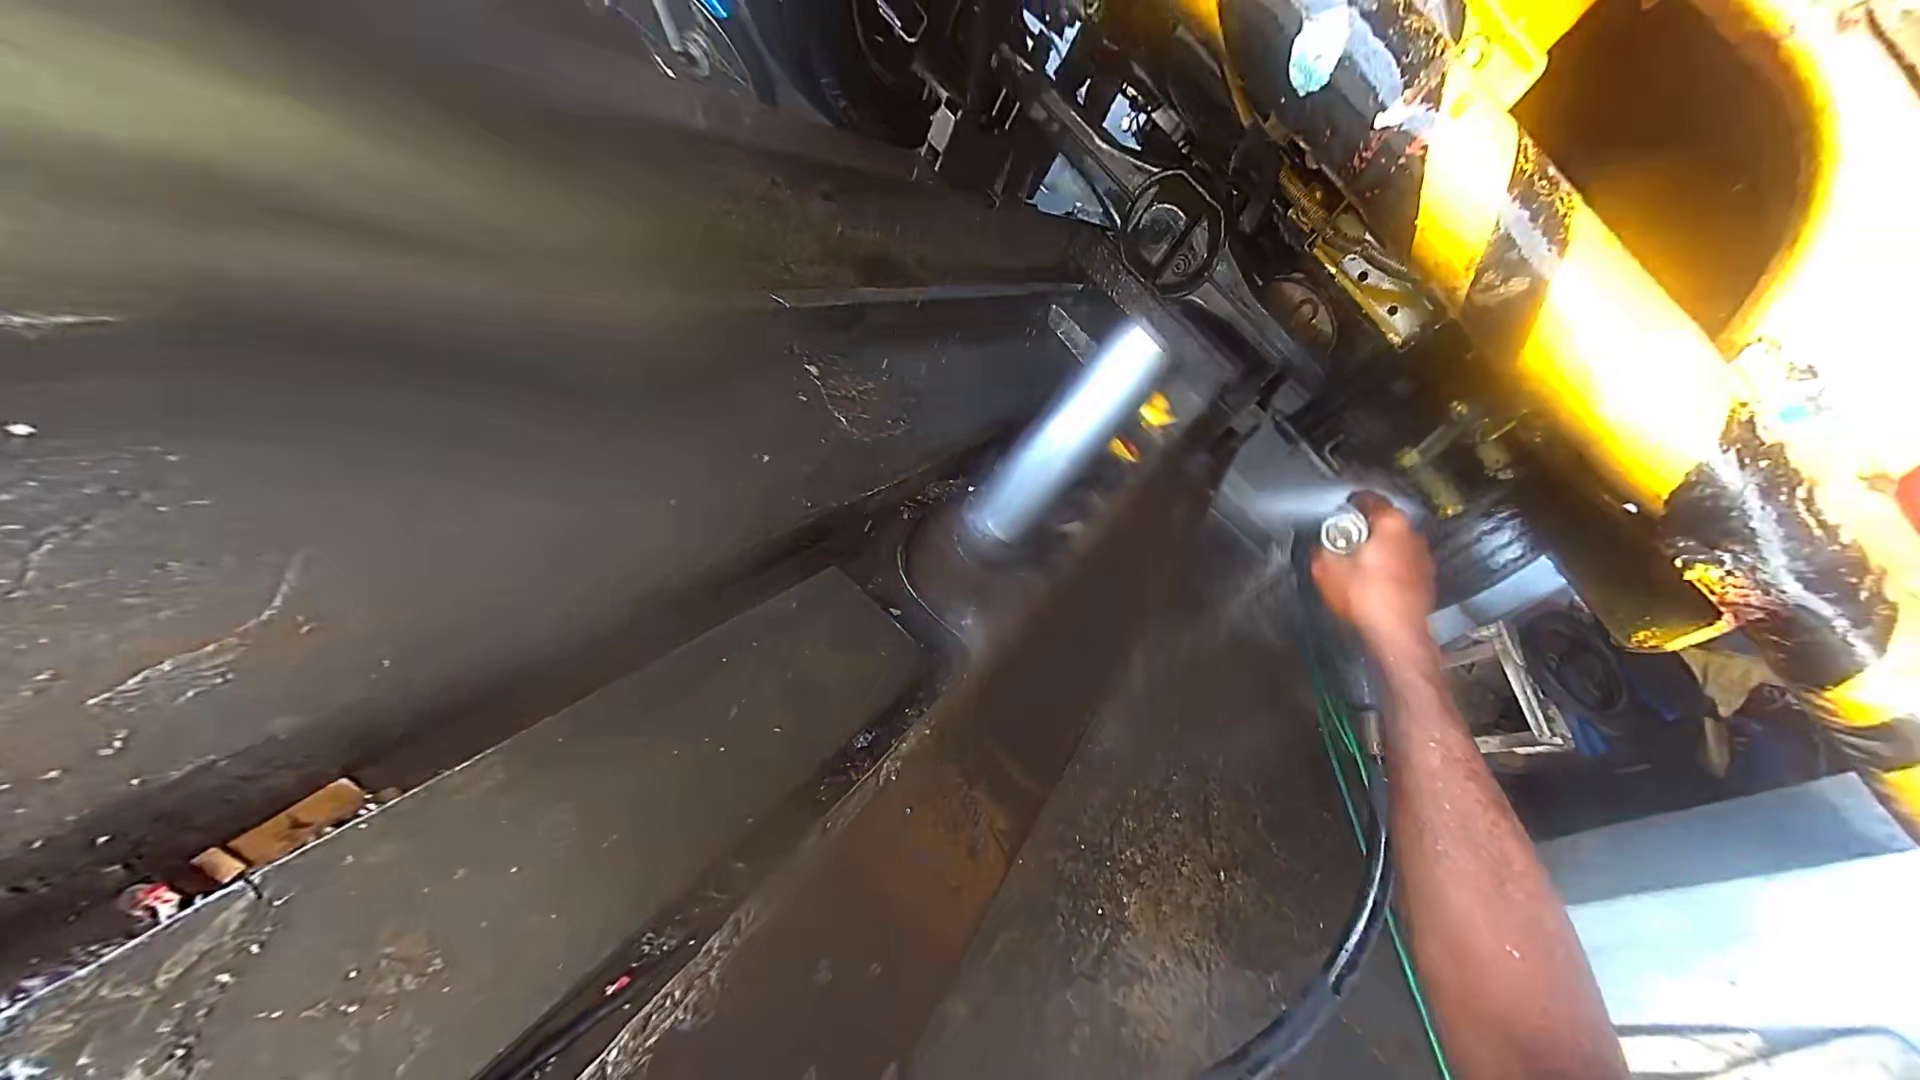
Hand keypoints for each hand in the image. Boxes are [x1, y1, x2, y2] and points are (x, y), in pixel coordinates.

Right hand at [1311, 492, 1435, 651]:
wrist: (1397, 632)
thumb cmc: (1364, 596)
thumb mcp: (1325, 569)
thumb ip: (1320, 549)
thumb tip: (1319, 544)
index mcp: (1391, 524)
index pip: (1371, 499)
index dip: (1350, 503)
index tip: (1339, 512)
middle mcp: (1413, 535)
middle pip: (1384, 521)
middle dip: (1364, 528)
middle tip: (1343, 540)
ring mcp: (1424, 557)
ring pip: (1395, 542)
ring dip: (1378, 547)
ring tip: (1357, 562)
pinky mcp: (1427, 577)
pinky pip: (1403, 561)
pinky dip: (1389, 565)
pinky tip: (1373, 580)